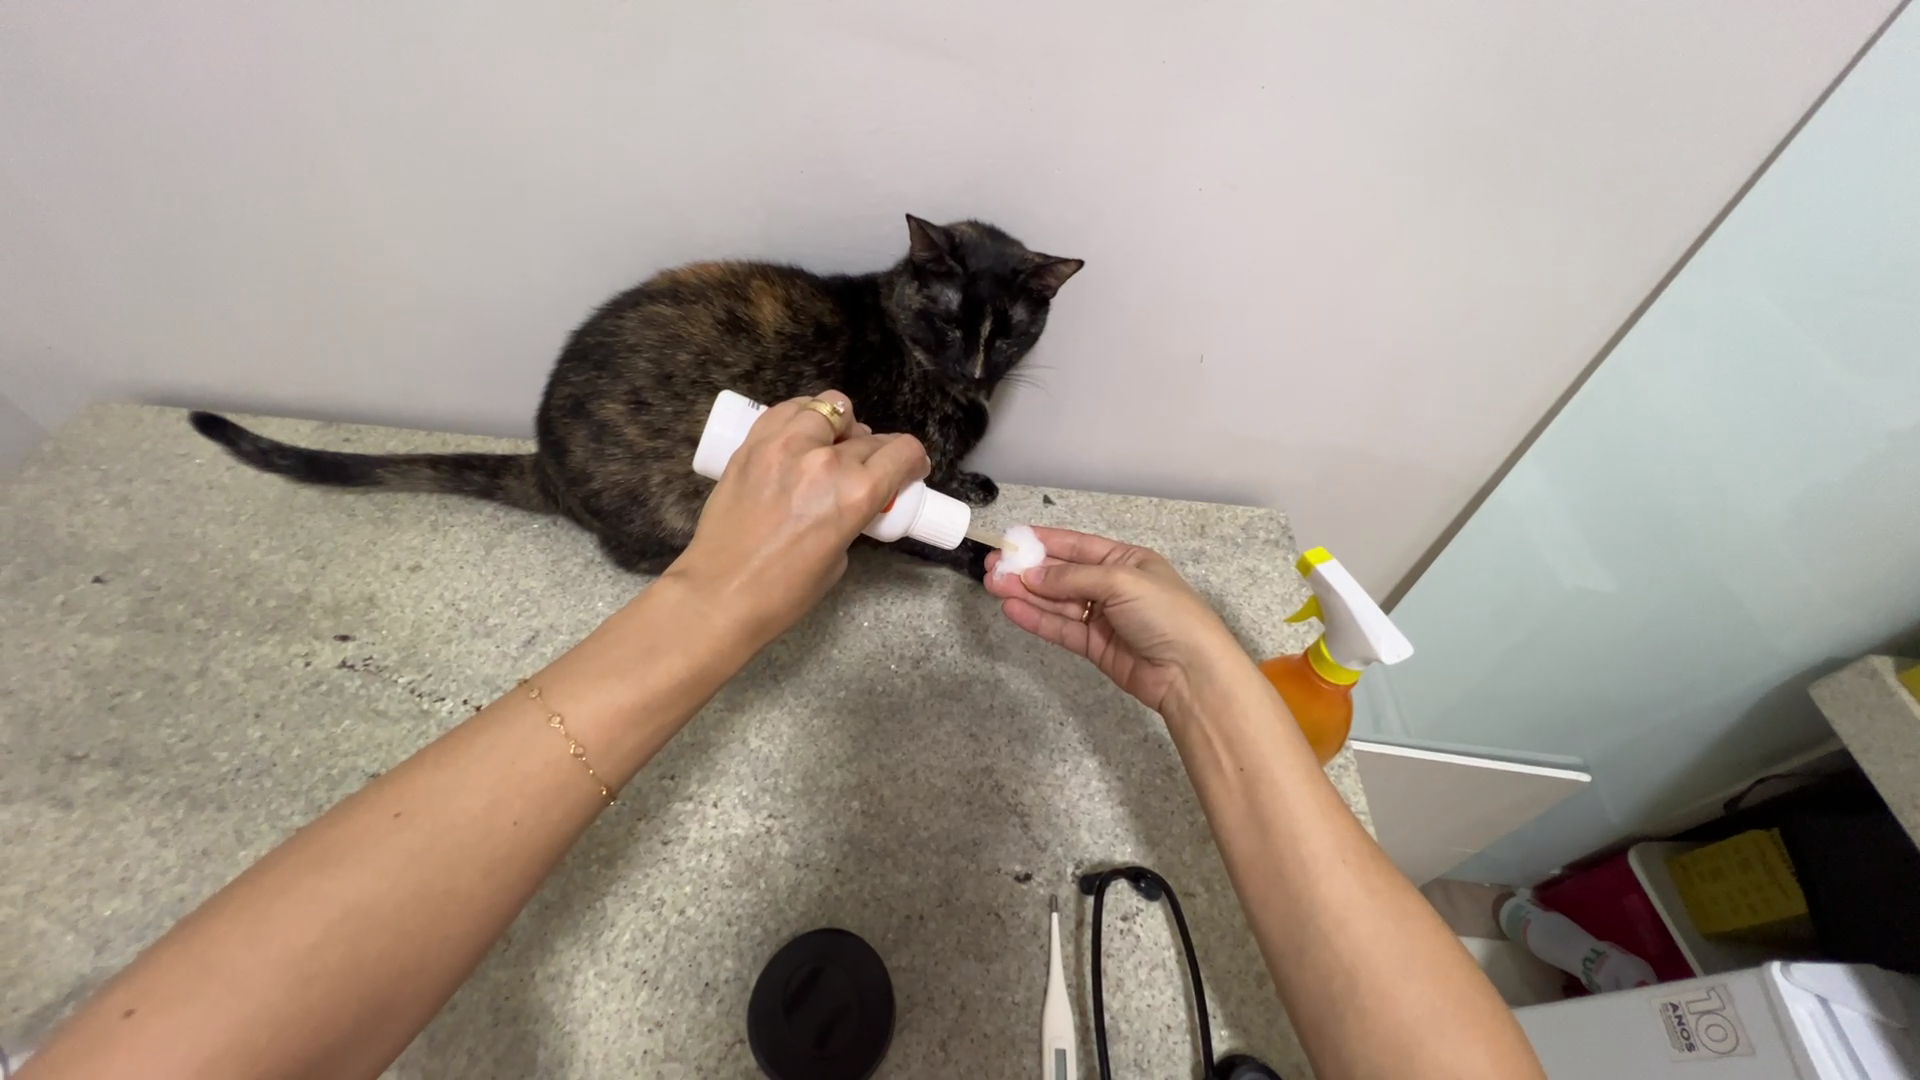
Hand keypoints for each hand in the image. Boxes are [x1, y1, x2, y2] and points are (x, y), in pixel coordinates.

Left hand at [665, 391, 929, 645]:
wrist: (720, 594)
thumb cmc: (784, 592)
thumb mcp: (840, 557)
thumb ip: (851, 516)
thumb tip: (850, 494)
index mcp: (856, 493)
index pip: (903, 452)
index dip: (914, 460)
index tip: (910, 470)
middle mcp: (825, 461)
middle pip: (869, 435)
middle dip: (878, 452)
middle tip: (868, 470)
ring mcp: (784, 445)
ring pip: (830, 406)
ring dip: (841, 424)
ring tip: (833, 445)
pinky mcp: (753, 443)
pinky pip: (788, 409)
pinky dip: (804, 417)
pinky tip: (802, 436)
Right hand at [983, 528, 1262, 720]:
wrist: (1191, 672)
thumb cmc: (1165, 613)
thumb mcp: (1121, 582)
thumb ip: (1073, 577)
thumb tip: (1031, 575)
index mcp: (1125, 560)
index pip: (1077, 545)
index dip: (1043, 541)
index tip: (1011, 539)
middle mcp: (1111, 585)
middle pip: (1062, 574)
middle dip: (1027, 569)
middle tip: (992, 567)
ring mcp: (1102, 617)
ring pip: (1056, 601)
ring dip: (1025, 593)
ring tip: (992, 586)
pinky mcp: (1094, 646)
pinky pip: (1060, 627)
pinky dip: (1036, 618)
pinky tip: (1011, 609)